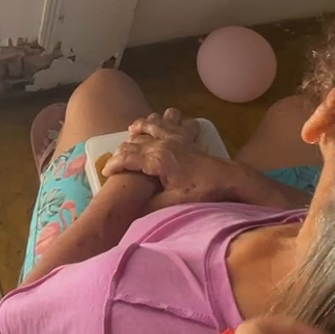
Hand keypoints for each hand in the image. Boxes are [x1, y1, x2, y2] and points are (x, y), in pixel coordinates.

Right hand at [103, 109, 234, 205]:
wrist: (228, 178)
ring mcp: (173, 138)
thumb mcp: (174, 203)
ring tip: (131, 130)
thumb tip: (132, 213)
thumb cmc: (201, 191)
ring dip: (139, 127)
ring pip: (150, 126)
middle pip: (134, 142)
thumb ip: (151, 207)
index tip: (105, 174)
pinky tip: (154, 120)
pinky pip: (165, 123)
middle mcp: (162, 144)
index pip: (126, 158)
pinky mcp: (183, 138)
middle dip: (120, 151)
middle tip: (114, 163)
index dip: (113, 165)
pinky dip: (156, 120)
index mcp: (156, 159)